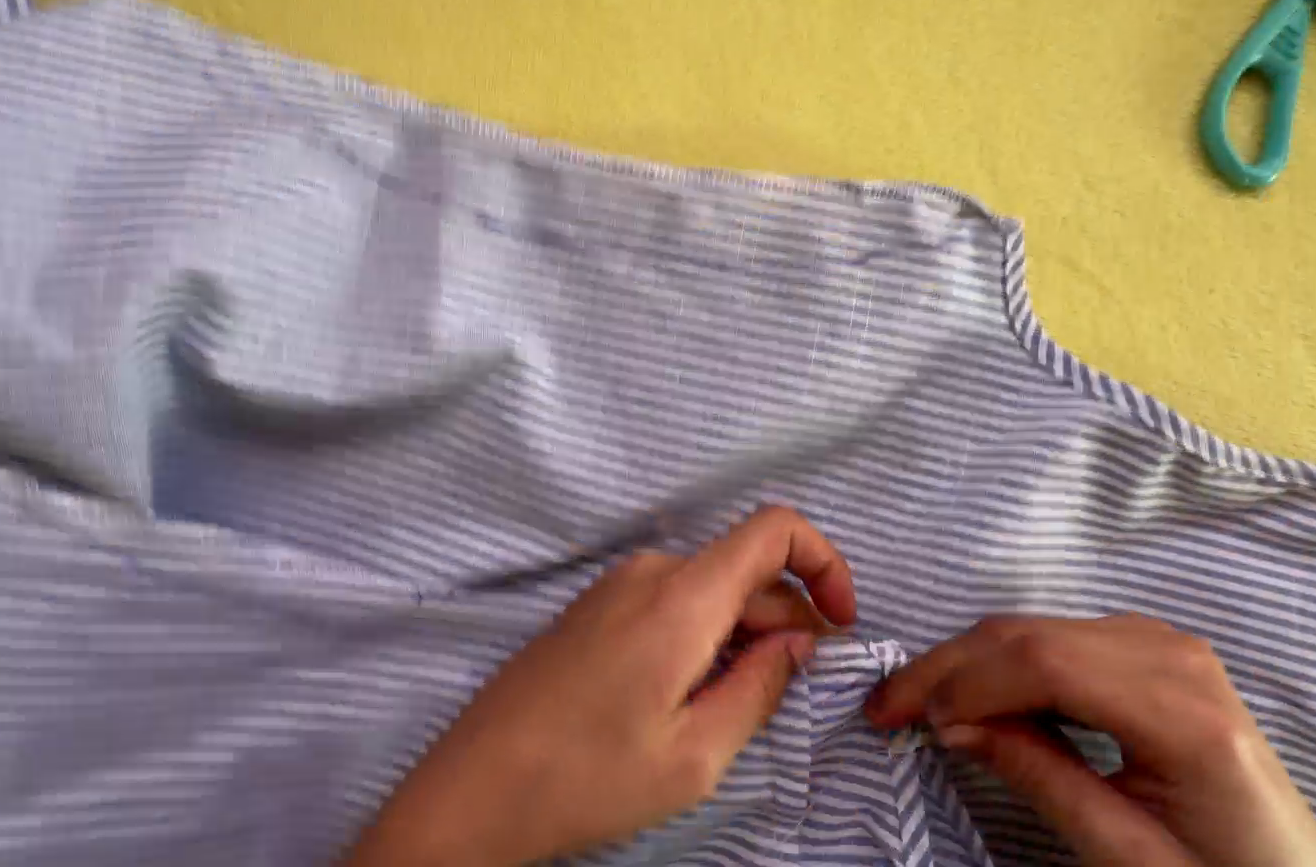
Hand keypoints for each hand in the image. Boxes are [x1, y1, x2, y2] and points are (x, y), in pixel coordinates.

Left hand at [344, 504, 856, 866]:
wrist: (474, 787)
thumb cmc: (589, 777)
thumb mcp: (695, 753)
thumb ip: (761, 685)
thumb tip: (800, 638)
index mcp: (682, 595)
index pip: (774, 529)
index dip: (824, 563)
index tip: (841, 624)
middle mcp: (649, 570)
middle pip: (744, 569)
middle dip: (785, 618)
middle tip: (790, 692)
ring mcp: (615, 584)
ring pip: (707, 588)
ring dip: (742, 631)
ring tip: (733, 705)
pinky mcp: (594, 607)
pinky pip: (670, 600)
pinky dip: (702, 632)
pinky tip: (687, 693)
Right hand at [865, 614, 1315, 866]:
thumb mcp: (1129, 859)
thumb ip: (1040, 779)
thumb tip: (949, 724)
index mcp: (1186, 712)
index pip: (1046, 662)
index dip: (965, 681)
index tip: (905, 717)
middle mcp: (1173, 653)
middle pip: (1030, 635)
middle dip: (949, 667)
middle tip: (888, 704)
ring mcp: (1163, 642)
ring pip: (1032, 629)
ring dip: (969, 663)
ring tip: (922, 704)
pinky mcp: (1149, 647)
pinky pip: (1053, 638)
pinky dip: (1003, 664)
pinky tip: (978, 697)